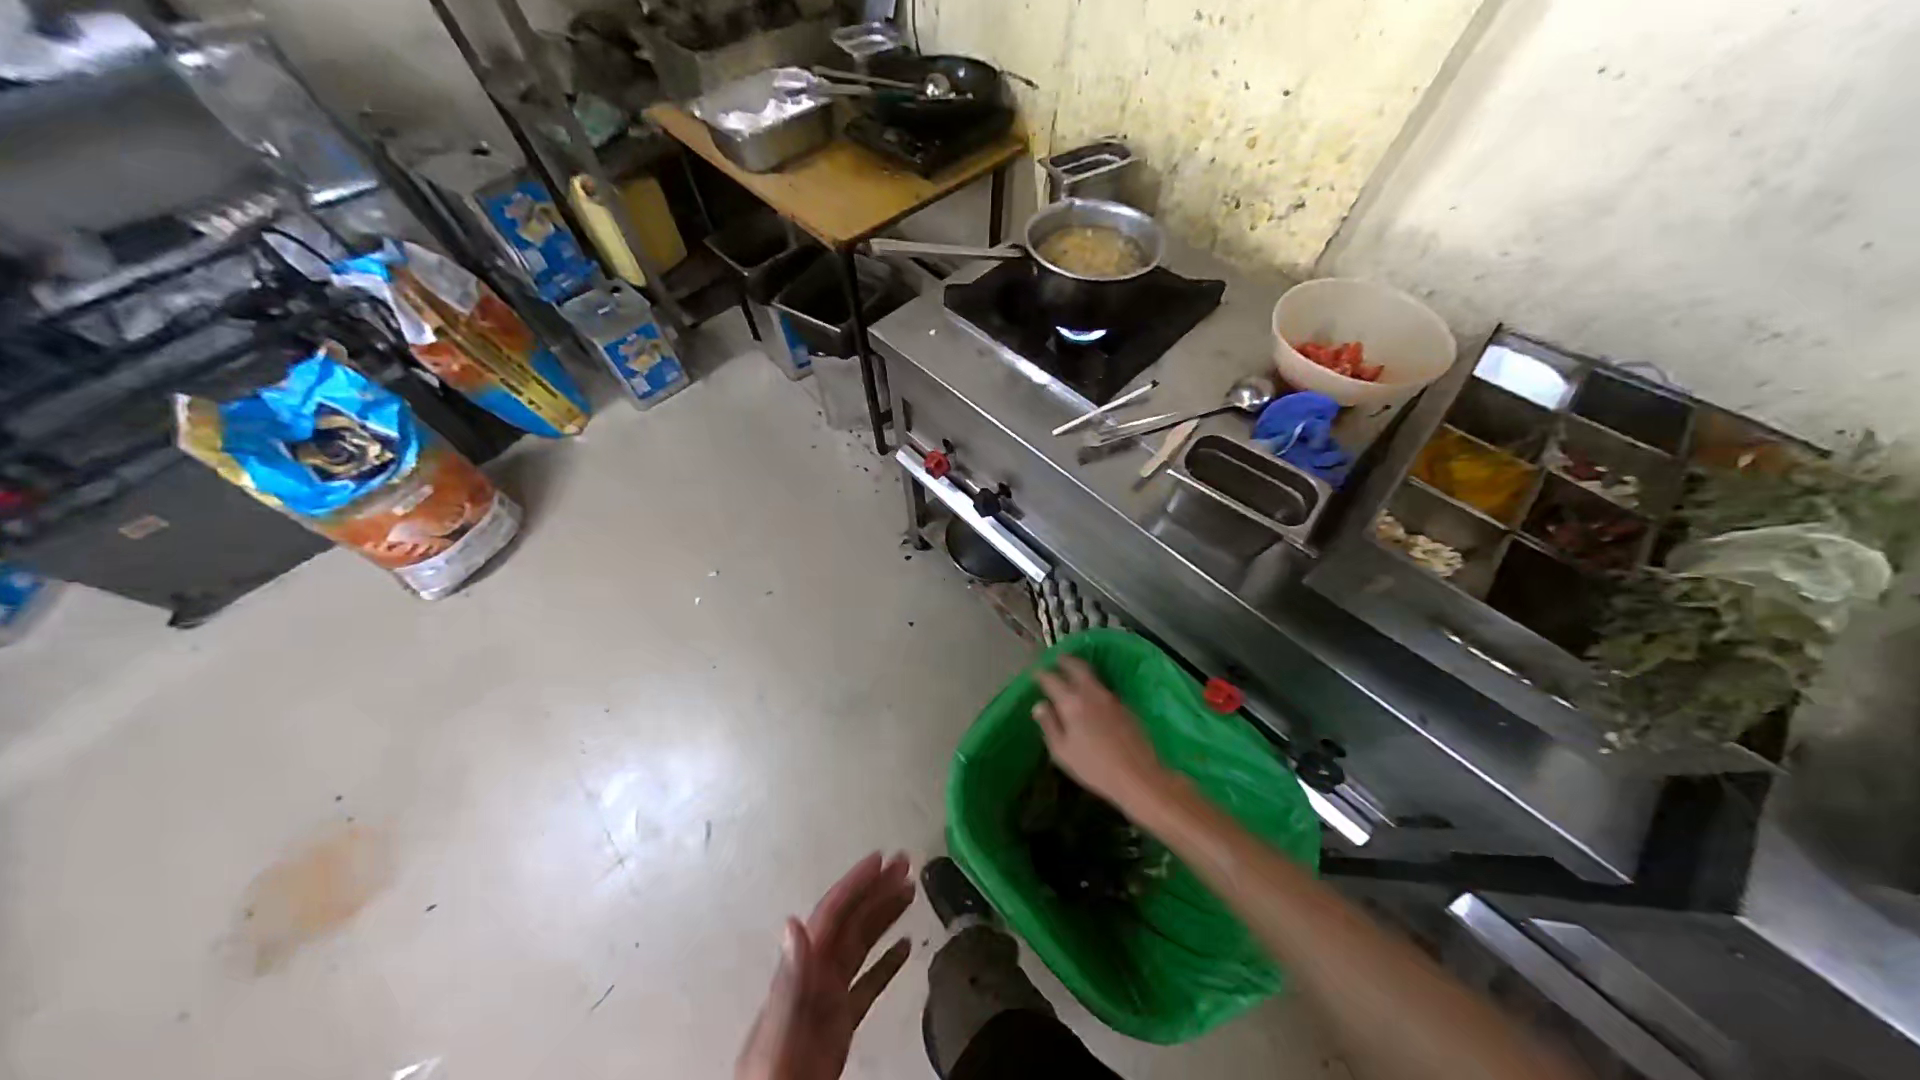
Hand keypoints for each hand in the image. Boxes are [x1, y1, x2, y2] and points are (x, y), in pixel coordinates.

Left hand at [735, 852, 914, 1079]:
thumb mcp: (783, 1023)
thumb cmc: (775, 1070)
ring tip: (910, 892)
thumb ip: (791, 977)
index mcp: (804, 968)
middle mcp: (817, 974)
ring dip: (884, 916)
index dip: (856, 884)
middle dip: (876, 890)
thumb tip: (794, 922)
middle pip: (851, 922)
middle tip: (905, 864)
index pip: (833, 915)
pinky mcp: (839, 1024)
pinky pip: (867, 984)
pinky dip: (887, 963)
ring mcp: (828, 998)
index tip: (880, 860)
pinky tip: (904, 948)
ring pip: (861, 945)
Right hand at [1033, 656, 1173, 810]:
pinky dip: (1093, 685)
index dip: (1041, 674)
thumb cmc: (1093, 767)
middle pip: (1077, 667)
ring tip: (1072, 673)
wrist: (1137, 776)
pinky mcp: (1125, 706)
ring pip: (1092, 676)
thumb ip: (1049, 725)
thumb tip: (1040, 705)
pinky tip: (1090, 695)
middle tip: (1057, 659)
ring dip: (1080, 670)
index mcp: (1071, 703)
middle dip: (1065, 661)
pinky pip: (1103, 688)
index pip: (1051, 679)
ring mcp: (1111, 698)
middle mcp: (1091, 693)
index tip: (1035, 672)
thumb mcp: (1061, 751)